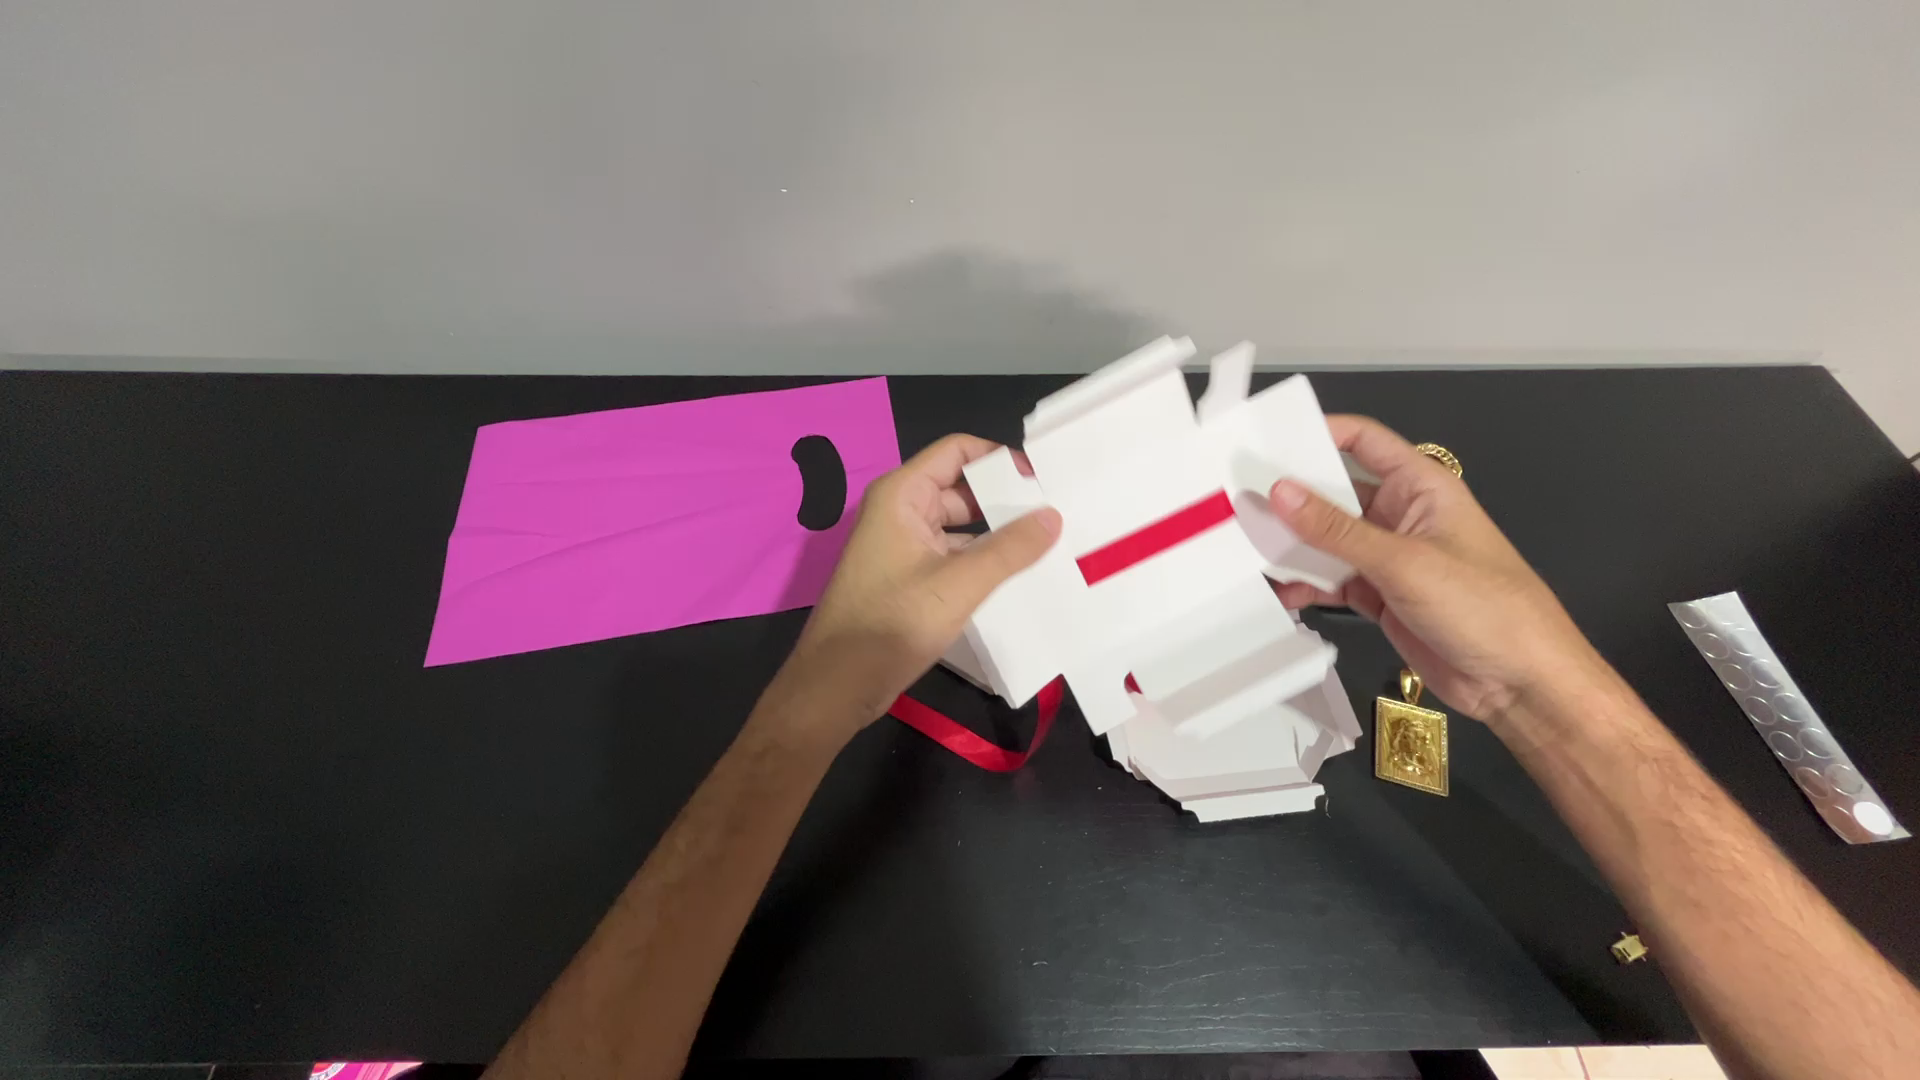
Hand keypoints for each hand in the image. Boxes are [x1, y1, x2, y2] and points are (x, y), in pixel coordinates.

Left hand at [759, 434, 1061, 740]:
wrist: (837, 685)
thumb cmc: (890, 624)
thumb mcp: (958, 585)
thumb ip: (1009, 549)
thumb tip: (1053, 515)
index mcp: (902, 495)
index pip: (957, 450)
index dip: (999, 459)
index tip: (1043, 480)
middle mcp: (900, 512)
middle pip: (961, 488)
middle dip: (1005, 500)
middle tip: (1057, 515)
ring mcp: (902, 546)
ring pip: (960, 526)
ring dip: (997, 535)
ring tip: (1049, 545)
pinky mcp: (908, 579)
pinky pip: (952, 556)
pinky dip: (981, 562)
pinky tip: (1018, 578)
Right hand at [1268, 415, 1606, 724]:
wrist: (1519, 684)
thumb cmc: (1484, 608)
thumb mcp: (1403, 562)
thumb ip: (1336, 530)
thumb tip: (1279, 492)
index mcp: (1421, 488)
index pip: (1364, 442)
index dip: (1320, 434)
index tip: (1269, 442)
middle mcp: (1400, 515)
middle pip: (1335, 493)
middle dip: (1291, 498)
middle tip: (1239, 500)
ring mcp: (1387, 557)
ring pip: (1326, 540)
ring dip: (1292, 546)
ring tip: (1246, 549)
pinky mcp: (1377, 594)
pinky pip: (1329, 579)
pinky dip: (1304, 585)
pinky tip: (1279, 592)